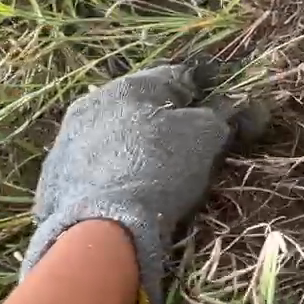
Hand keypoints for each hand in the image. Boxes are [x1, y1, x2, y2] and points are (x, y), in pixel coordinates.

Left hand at [21, 64, 244, 303]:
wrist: (103, 227)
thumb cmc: (162, 166)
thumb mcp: (208, 134)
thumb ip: (226, 114)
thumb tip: (248, 106)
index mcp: (128, 86)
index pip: (179, 75)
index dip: (208, 89)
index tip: (226, 105)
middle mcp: (91, 105)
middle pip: (144, 105)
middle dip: (171, 118)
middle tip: (196, 139)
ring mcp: (66, 143)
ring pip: (118, 134)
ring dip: (141, 143)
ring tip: (164, 168)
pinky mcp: (55, 180)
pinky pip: (98, 165)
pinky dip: (118, 169)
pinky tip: (134, 188)